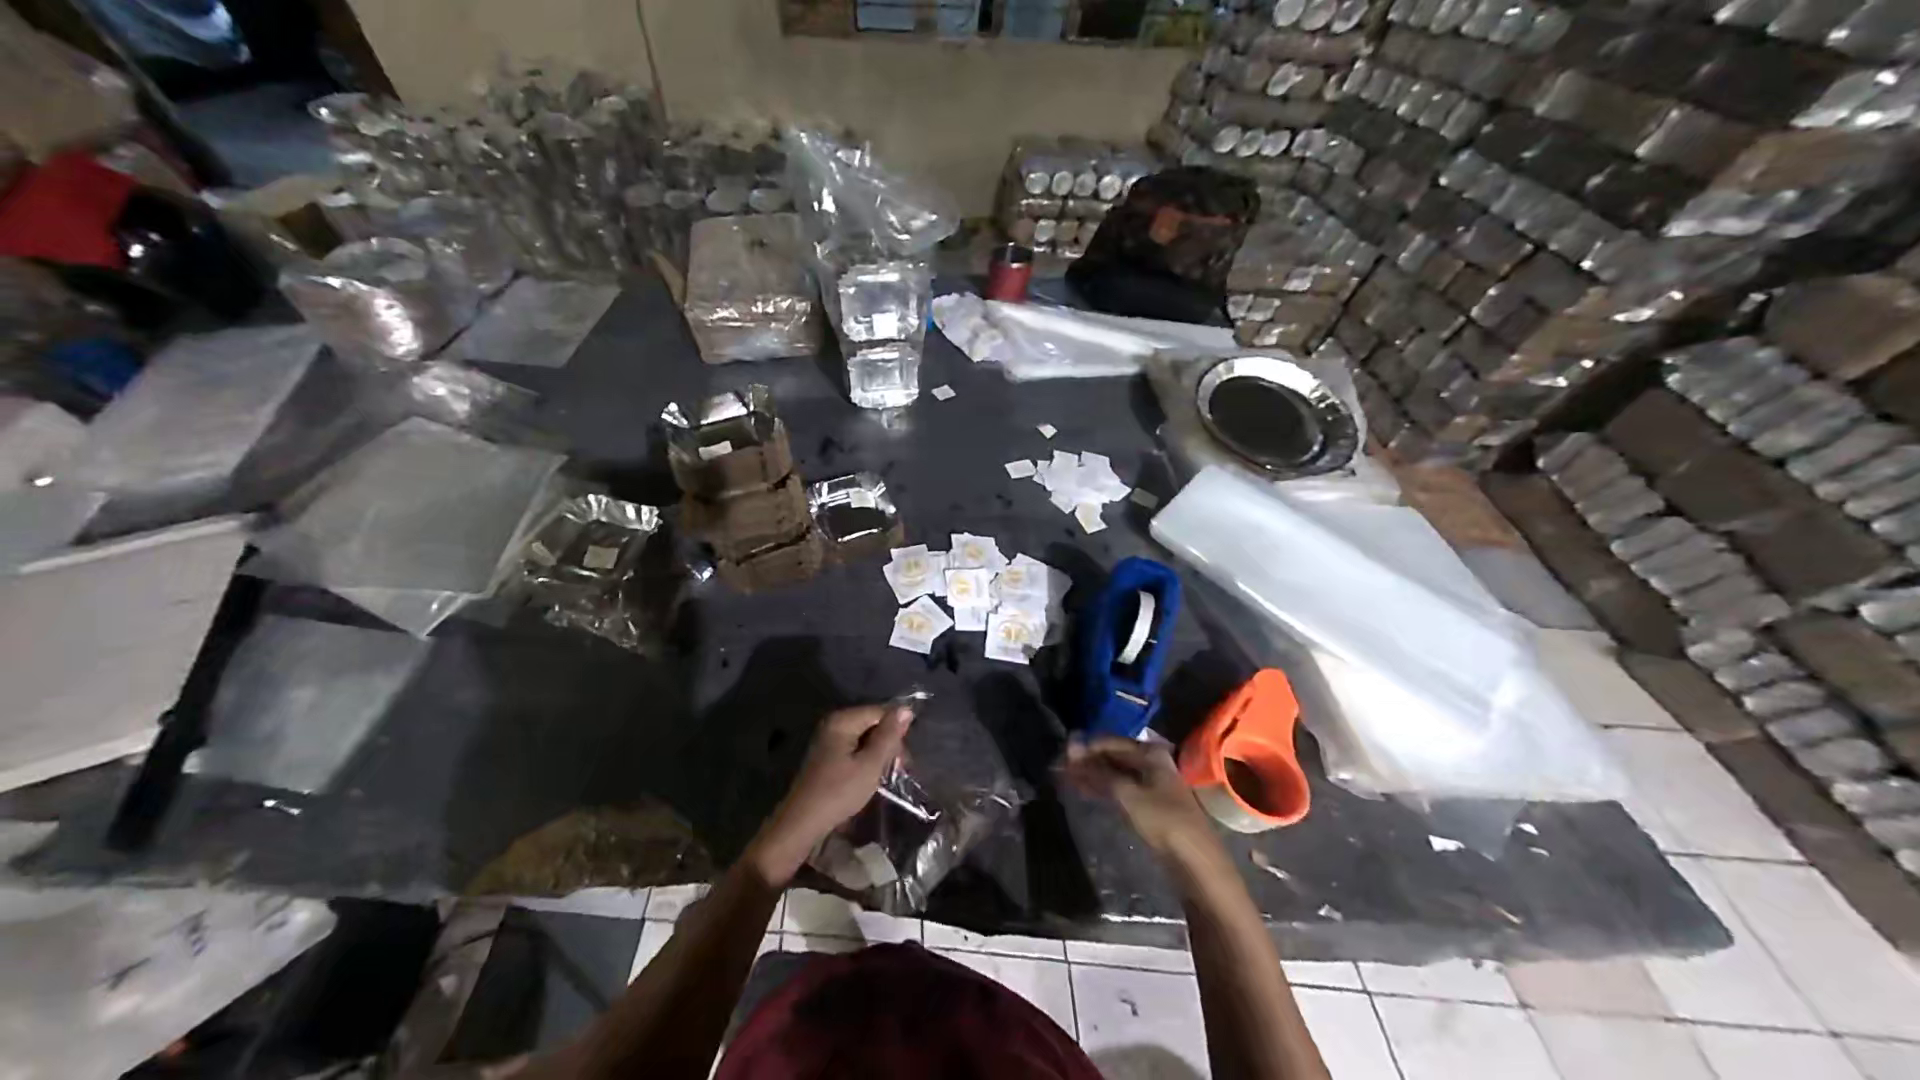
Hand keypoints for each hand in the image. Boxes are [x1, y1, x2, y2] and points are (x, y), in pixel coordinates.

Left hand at [745, 703, 913, 884]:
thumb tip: (906, 709)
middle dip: (887, 744)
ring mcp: (827, 740)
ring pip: (864, 738)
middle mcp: (833, 724)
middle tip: (896, 771)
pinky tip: (869, 778)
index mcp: (842, 720)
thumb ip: (889, 736)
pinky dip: (865, 761)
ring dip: (878, 755)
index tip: (903, 761)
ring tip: (884, 777)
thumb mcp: (870, 765)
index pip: (880, 712)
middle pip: (872, 723)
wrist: (802, 823)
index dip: (896, 733)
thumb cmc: (839, 792)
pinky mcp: (826, 756)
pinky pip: (853, 749)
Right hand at [1062, 736, 1221, 864]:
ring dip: (1093, 776)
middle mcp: (1153, 762)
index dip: (1085, 748)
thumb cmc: (1163, 820)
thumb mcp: (1127, 793)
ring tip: (1068, 780)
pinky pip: (1122, 788)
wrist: (1195, 860)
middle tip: (1061, 769)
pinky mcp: (1151, 804)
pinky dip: (1104, 788)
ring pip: (1116, 774)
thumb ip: (1098, 771)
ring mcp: (1153, 783)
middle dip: (1088, 762)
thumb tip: (1070, 749)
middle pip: (1114, 757)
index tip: (1061, 756)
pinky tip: (1086, 792)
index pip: (1111, 742)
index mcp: (1151, 753)